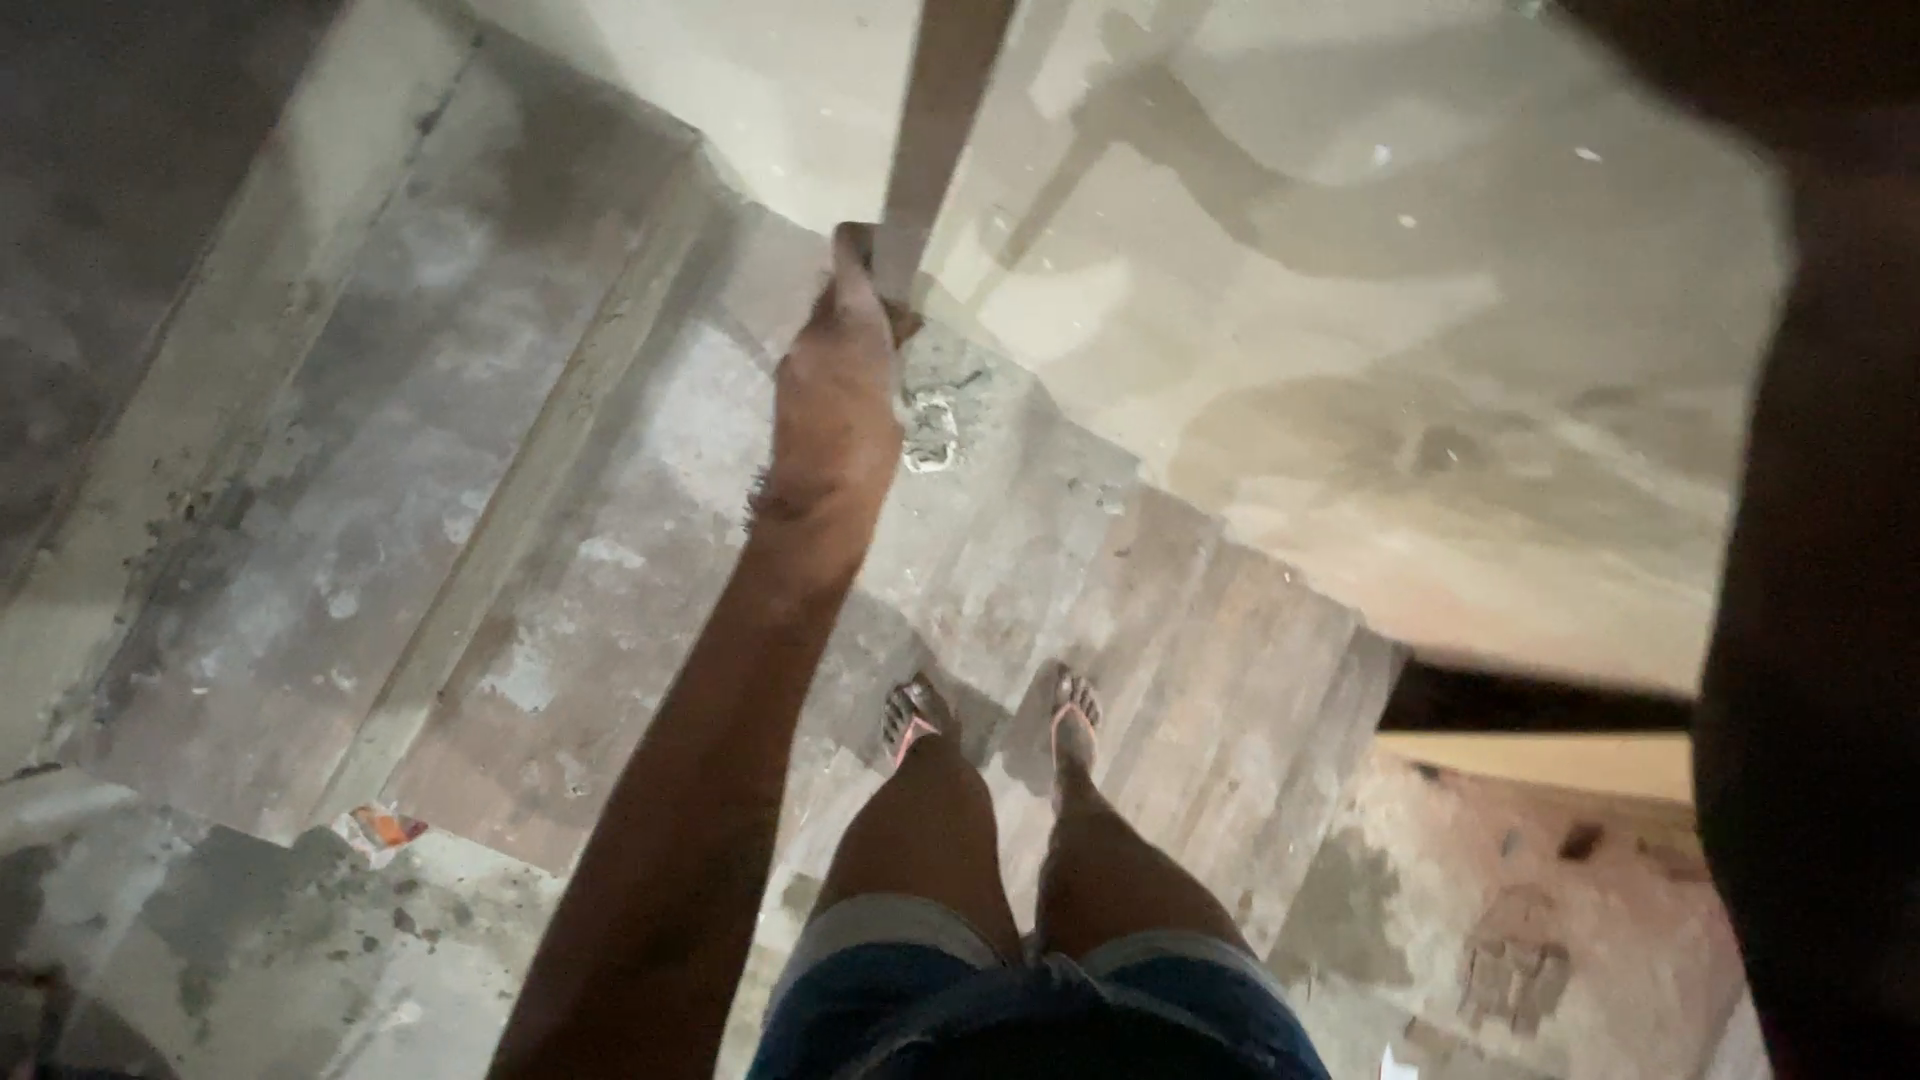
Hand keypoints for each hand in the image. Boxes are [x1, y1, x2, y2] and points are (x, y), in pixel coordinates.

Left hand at [754, 223, 904, 527]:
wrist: (817, 499)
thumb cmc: (870, 454)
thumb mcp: (896, 398)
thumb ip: (892, 353)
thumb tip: (897, 326)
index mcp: (851, 330)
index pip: (848, 258)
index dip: (865, 243)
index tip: (888, 250)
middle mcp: (814, 333)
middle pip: (836, 290)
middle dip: (863, 294)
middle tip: (894, 317)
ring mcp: (793, 357)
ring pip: (823, 321)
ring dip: (847, 326)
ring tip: (878, 355)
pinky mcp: (784, 380)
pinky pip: (812, 349)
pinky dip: (832, 351)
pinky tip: (853, 381)